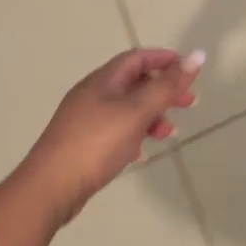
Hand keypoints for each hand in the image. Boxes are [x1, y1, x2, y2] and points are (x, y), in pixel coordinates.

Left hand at [13, 48, 203, 227]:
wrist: (48, 189)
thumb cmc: (96, 144)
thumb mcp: (138, 111)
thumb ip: (168, 85)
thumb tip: (198, 55)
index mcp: (103, 81)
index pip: (138, 57)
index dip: (165, 59)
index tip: (190, 71)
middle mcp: (93, 95)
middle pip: (135, 83)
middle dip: (164, 90)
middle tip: (189, 102)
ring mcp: (85, 120)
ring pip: (127, 108)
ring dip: (152, 115)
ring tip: (170, 132)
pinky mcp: (82, 144)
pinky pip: (116, 130)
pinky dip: (135, 134)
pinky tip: (142, 153)